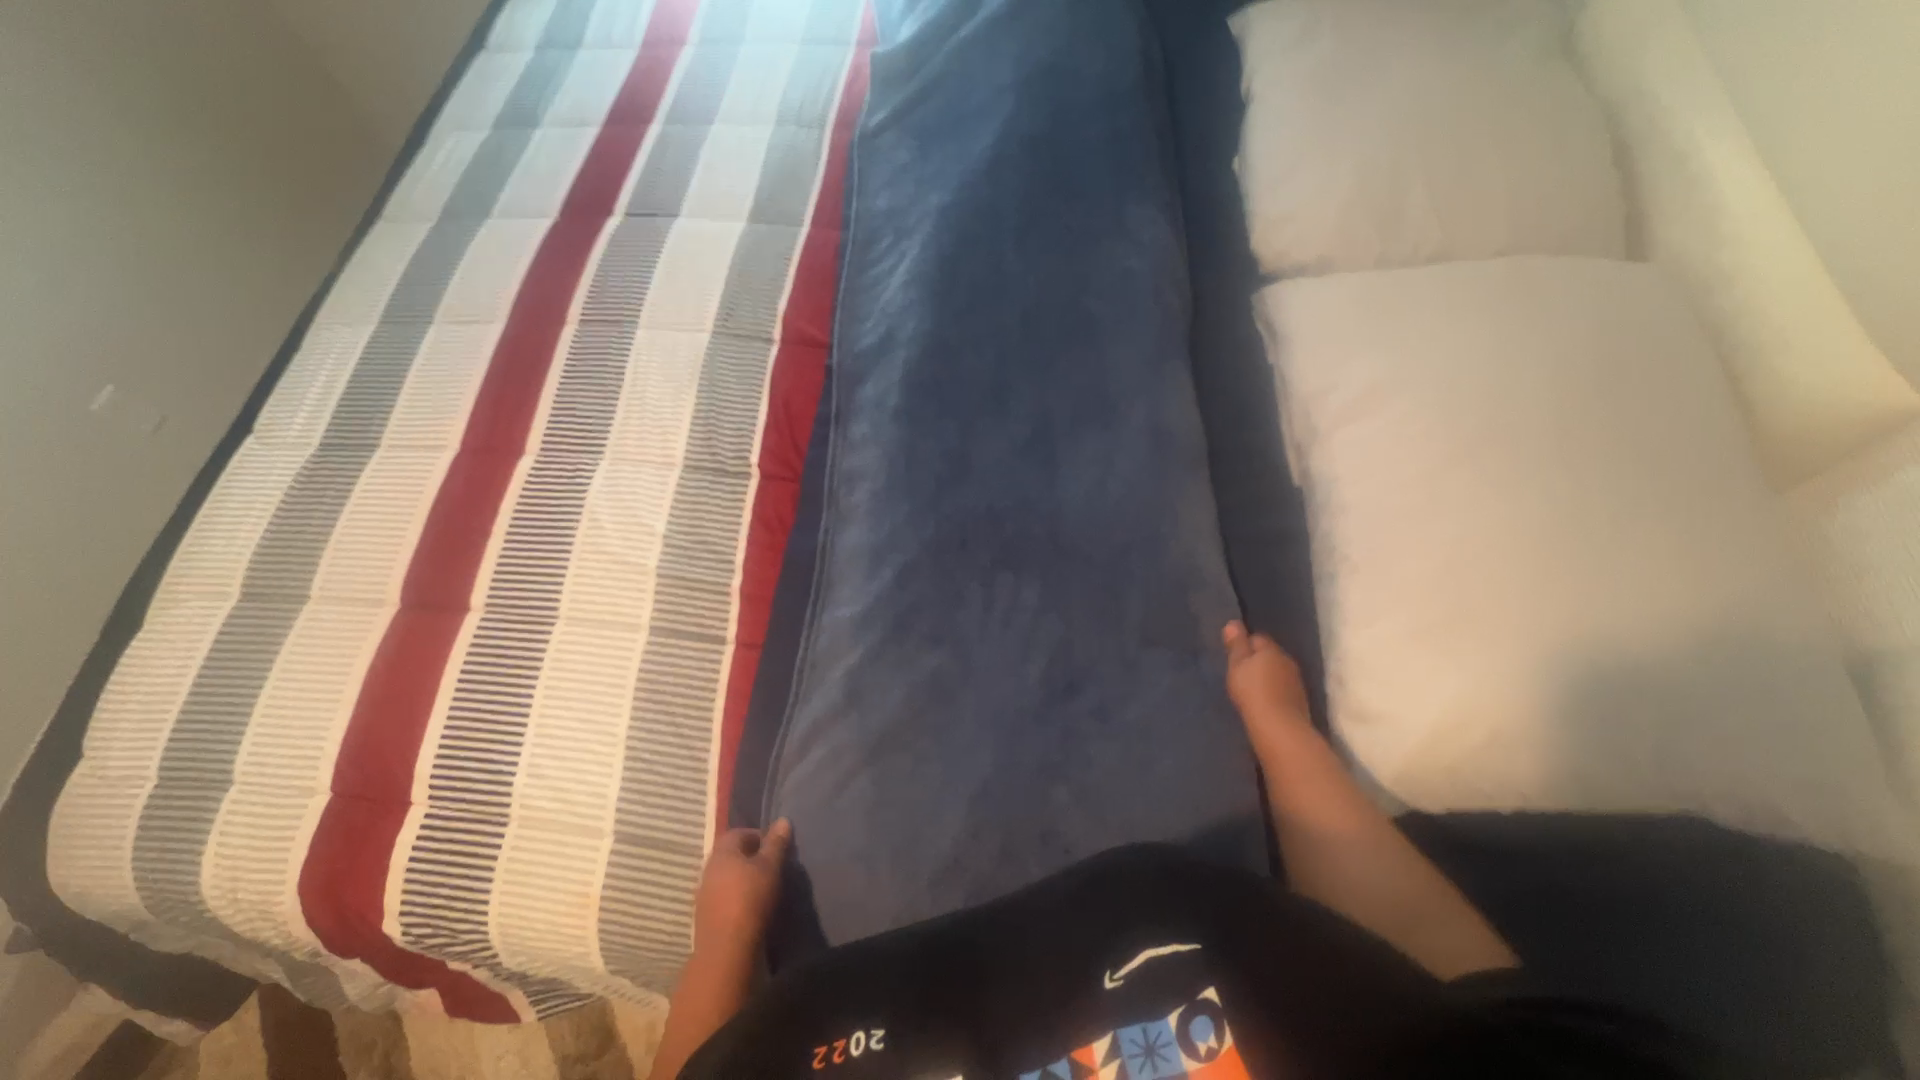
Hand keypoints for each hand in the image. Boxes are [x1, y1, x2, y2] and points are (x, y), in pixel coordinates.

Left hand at [693, 819, 791, 962]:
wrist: (726, 948)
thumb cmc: (750, 899)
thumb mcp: (770, 867)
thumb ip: (776, 844)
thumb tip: (783, 820)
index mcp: (722, 852)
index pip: (739, 832)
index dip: (759, 836)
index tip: (777, 848)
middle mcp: (708, 868)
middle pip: (731, 855)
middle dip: (751, 857)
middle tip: (773, 867)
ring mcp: (704, 893)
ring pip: (726, 876)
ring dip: (743, 878)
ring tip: (764, 888)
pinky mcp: (705, 915)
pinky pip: (723, 896)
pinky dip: (737, 896)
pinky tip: (751, 907)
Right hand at [1222, 621, 1312, 750]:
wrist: (1279, 726)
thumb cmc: (1252, 691)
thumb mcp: (1236, 666)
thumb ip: (1236, 645)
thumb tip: (1233, 622)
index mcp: (1271, 649)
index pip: (1258, 637)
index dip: (1245, 644)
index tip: (1234, 655)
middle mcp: (1287, 660)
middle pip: (1270, 654)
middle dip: (1258, 659)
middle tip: (1241, 672)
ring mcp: (1296, 680)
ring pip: (1279, 670)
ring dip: (1268, 675)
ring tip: (1253, 688)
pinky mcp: (1300, 699)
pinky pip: (1284, 687)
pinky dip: (1275, 690)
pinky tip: (1266, 700)